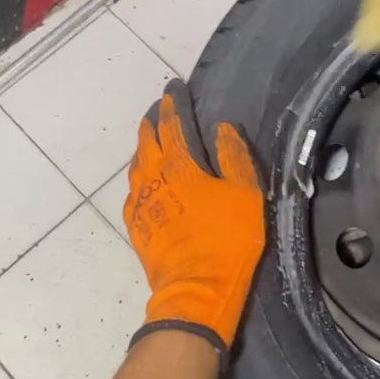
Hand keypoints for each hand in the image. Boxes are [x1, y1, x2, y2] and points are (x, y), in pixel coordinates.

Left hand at [124, 80, 265, 349]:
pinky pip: (132, 189)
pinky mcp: (136, 224)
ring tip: (150, 138)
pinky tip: (143, 178)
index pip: (172, 124)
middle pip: (146, 140)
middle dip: (152, 120)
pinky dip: (139, 175)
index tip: (173, 88)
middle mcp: (152, 177)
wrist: (196, 290)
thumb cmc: (228, 241)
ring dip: (143, 146)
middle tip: (158, 108)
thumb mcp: (246, 196)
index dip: (174, 104)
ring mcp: (140, 202)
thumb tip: (223, 128)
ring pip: (136, 164)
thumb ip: (234, 157)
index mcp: (180, 165)